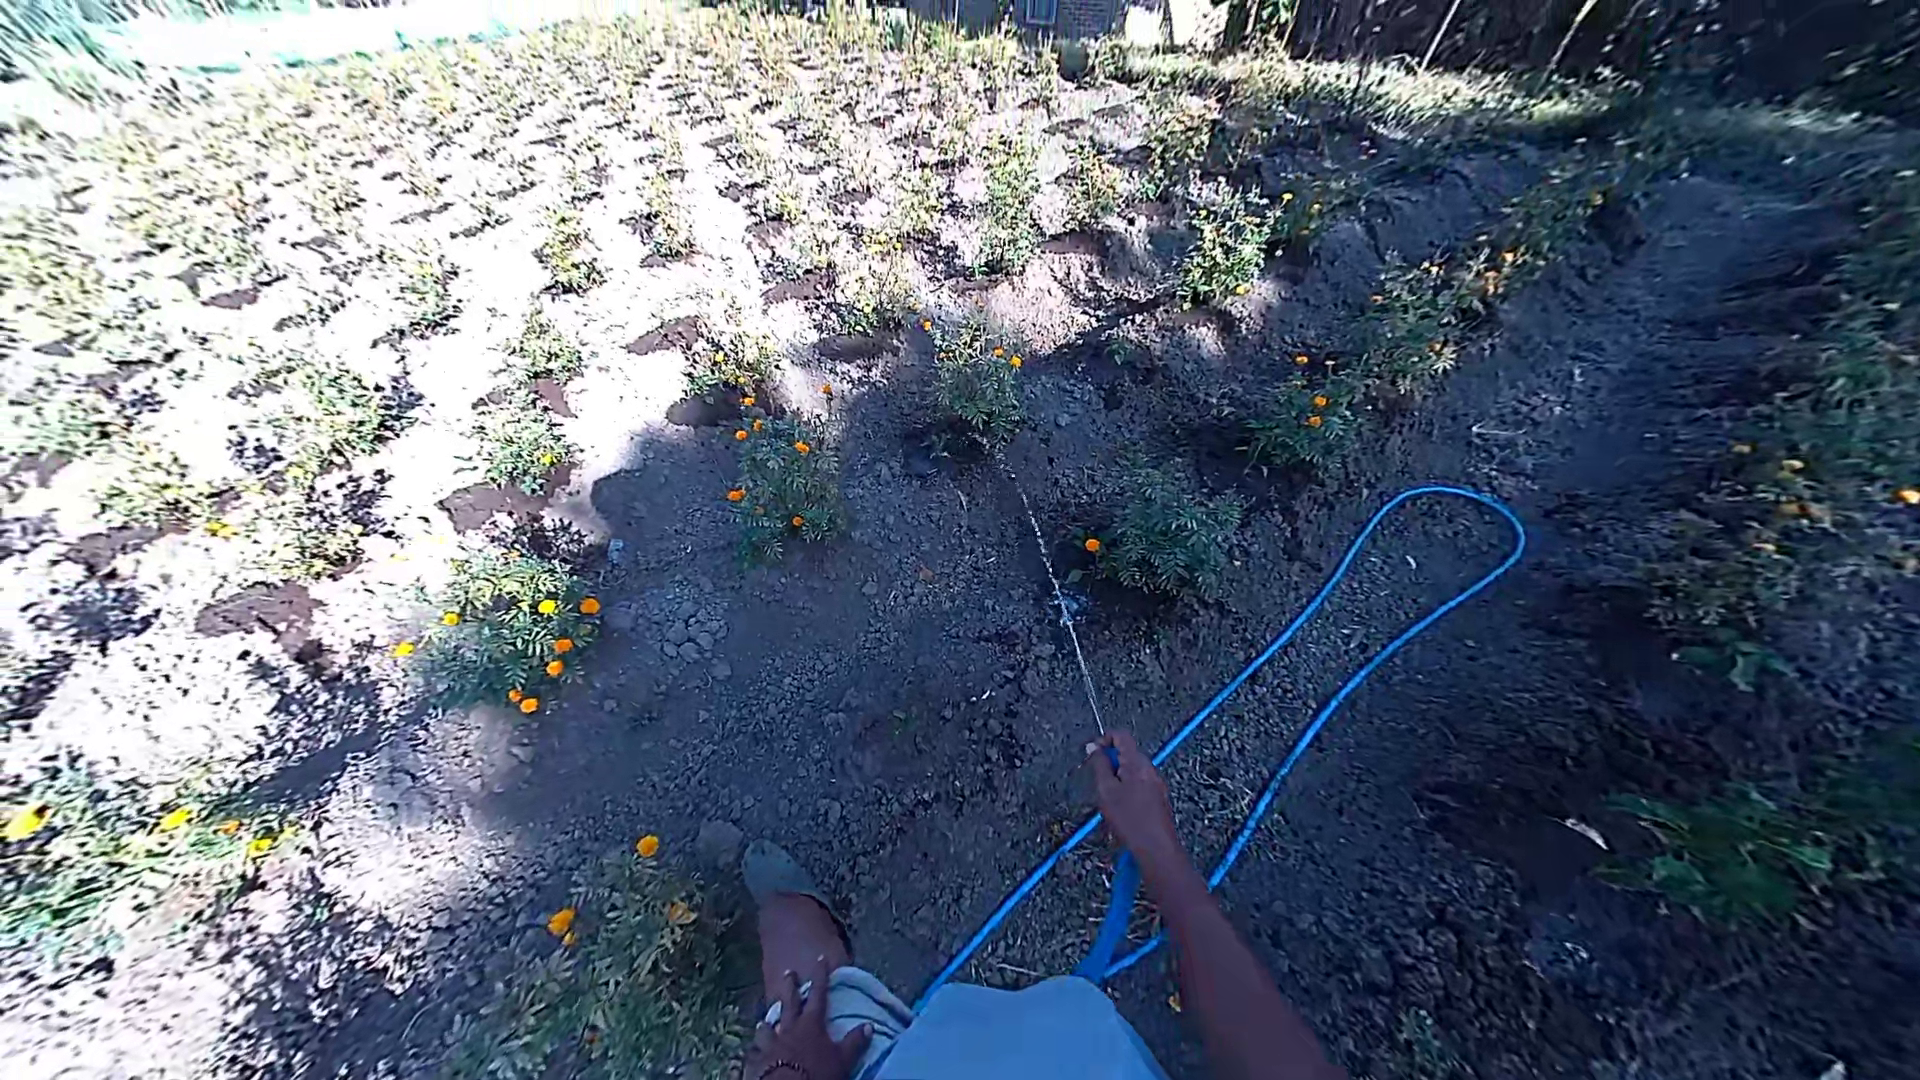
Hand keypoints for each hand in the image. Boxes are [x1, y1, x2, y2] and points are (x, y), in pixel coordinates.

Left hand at [743, 955, 871, 1079]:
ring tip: (763, 1021)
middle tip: (787, 972)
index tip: (820, 958)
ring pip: (766, 1028)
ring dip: (766, 1023)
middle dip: (789, 986)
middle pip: (789, 1002)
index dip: (820, 975)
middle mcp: (789, 1028)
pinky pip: (753, 1054)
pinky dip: (753, 1052)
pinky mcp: (757, 1063)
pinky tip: (751, 1052)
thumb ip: (854, 1042)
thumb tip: (869, 1025)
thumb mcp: (842, 1060)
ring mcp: (770, 1044)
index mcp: (810, 1023)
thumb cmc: (816, 1075)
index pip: (818, 993)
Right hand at [1086, 731, 1184, 870]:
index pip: (1121, 735)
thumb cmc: (1130, 820)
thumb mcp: (1106, 789)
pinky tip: (1123, 811)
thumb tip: (1094, 747)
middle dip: (1110, 763)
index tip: (1093, 754)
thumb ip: (1099, 764)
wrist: (1156, 849)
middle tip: (1100, 783)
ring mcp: (1157, 784)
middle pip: (1127, 753)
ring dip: (1118, 778)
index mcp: (1137, 762)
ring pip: (1132, 770)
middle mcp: (1150, 769)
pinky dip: (1128, 790)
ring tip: (1111, 801)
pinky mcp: (1159, 798)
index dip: (1104, 740)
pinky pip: (1139, 785)